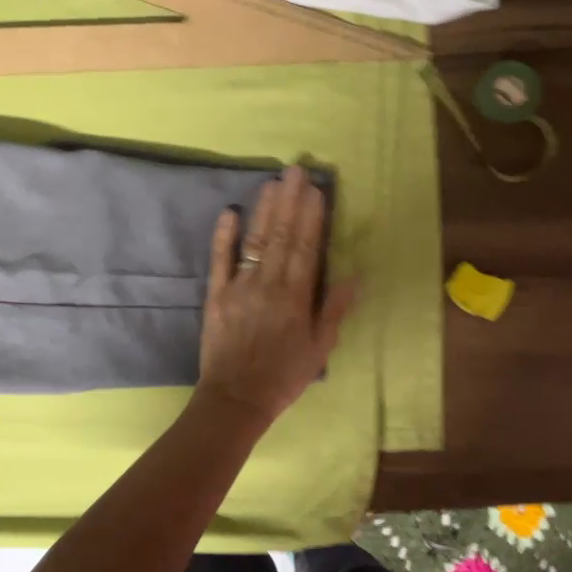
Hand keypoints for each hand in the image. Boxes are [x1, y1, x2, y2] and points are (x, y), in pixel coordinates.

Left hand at [195, 165, 357, 423]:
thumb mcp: (319, 349)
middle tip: (294, 170)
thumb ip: (334, 310)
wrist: (235, 400)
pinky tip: (229, 211)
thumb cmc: (283, 376)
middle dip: (289, 201)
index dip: (311, 217)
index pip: (306, 247)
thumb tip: (355, 276)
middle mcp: (268, 284)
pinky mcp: (216, 295)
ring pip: (254, 240)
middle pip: (281, 235)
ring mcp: (239, 286)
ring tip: (271, 182)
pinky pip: (220, 260)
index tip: (315, 190)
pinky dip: (224, 235)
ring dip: (264, 209)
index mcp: (296, 296)